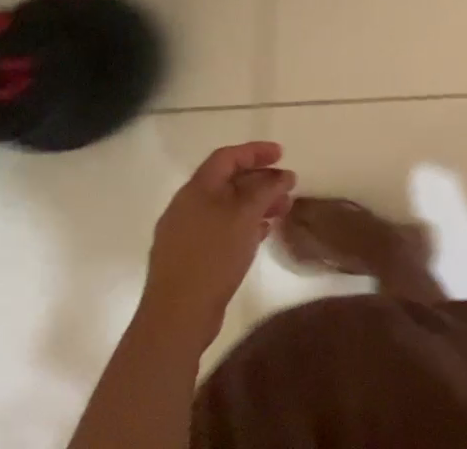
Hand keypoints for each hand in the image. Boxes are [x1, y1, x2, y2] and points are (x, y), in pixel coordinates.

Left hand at [140, 142, 295, 346]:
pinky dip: (243, 223)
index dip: (255, 151)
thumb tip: (284, 176)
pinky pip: (220, 228)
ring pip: (225, 206)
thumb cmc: (213, 257)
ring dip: (254, 203)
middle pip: (226, 181)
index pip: (226, 157)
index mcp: (196, 191)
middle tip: (288, 186)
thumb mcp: (246, 217)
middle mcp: (186, 206)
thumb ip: (267, 190)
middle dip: (260, 180)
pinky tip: (262, 233)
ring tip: (281, 211)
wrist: (177, 315)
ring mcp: (184, 232)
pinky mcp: (188, 256)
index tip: (283, 154)